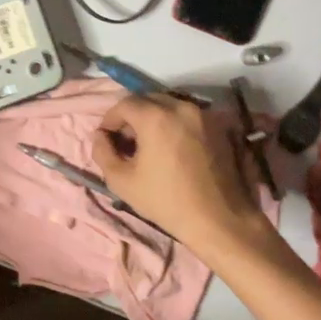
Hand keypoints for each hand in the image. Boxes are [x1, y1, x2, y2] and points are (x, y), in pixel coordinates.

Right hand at [93, 95, 276, 264]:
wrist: (218, 219)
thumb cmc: (165, 201)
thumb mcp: (121, 181)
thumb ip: (103, 153)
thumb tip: (100, 136)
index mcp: (156, 117)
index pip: (125, 104)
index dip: (110, 119)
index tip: (106, 137)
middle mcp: (182, 107)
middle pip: (149, 100)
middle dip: (133, 116)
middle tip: (127, 140)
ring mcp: (205, 116)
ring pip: (171, 106)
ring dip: (155, 118)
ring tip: (151, 144)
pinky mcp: (220, 128)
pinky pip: (190, 117)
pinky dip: (176, 125)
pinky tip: (174, 148)